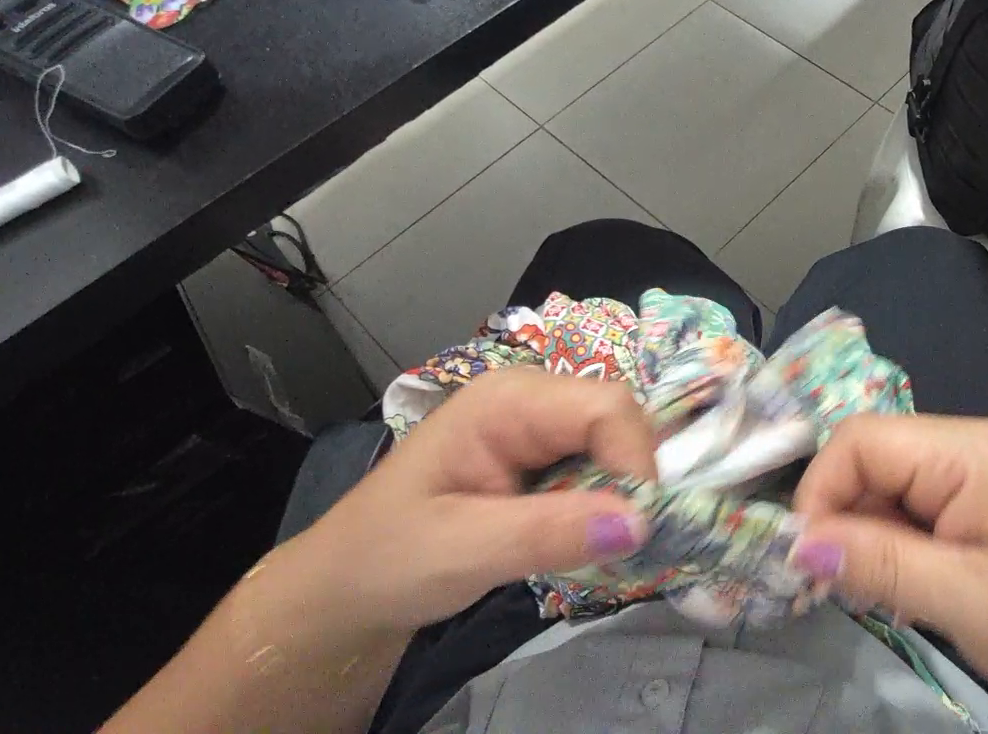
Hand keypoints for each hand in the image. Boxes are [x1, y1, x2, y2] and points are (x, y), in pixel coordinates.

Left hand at [284, 367, 657, 634]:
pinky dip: (603, 502)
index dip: (634, 460)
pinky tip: (582, 534)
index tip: (638, 529)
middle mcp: (530, 397)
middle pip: (616, 418)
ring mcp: (536, 424)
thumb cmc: (387, 560)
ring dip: (618, 493)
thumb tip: (643, 522)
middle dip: (629, 478)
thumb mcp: (463, 551)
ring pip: (612, 442)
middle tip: (620, 542)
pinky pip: (596, 464)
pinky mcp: (540, 454)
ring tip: (597, 544)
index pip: (605, 406)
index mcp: (507, 400)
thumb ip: (551, 533)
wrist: (344, 590)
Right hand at [789, 415, 987, 733]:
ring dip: (864, 536)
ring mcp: (968, 472)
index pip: (861, 440)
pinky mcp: (970, 501)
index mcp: (966, 450)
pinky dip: (887, 544)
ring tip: (878, 592)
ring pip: (880, 486)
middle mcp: (963, 445)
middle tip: (839, 586)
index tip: (807, 559)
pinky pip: (904, 506)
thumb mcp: (962, 600)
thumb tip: (797, 545)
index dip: (821, 490)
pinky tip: (902, 584)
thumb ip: (876, 562)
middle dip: (841, 518)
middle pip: (868, 458)